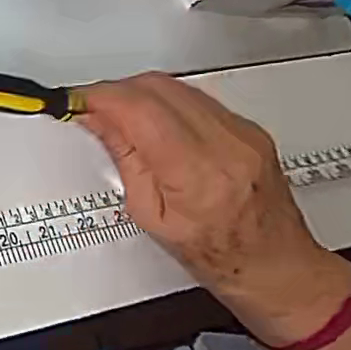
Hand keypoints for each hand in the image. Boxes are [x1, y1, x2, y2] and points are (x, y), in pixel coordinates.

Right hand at [76, 73, 350, 345]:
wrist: (277, 264)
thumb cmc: (217, 253)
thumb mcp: (148, 213)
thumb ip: (123, 158)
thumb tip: (95, 120)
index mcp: (198, 174)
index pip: (139, 110)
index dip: (98, 98)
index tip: (73, 102)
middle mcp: (228, 145)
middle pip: (155, 88)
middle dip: (112, 92)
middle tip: (88, 108)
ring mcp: (243, 132)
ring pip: (173, 85)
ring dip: (134, 93)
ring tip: (114, 115)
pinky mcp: (248, 127)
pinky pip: (192, 96)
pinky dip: (159, 100)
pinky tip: (146, 119)